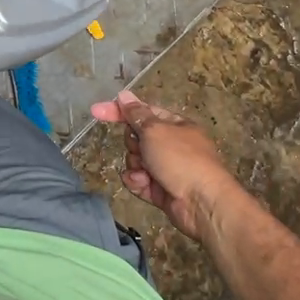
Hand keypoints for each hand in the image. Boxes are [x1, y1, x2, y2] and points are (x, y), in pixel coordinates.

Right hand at [89, 91, 242, 239]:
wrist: (204, 205)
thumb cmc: (181, 159)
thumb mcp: (155, 130)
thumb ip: (135, 113)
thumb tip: (124, 95)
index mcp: (175, 126)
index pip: (141, 112)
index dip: (118, 110)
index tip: (96, 111)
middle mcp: (172, 146)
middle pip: (136, 137)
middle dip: (133, 144)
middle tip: (142, 149)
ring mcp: (167, 169)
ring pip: (134, 159)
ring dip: (135, 165)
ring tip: (146, 173)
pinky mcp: (161, 189)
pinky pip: (138, 179)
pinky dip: (138, 181)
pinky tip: (145, 185)